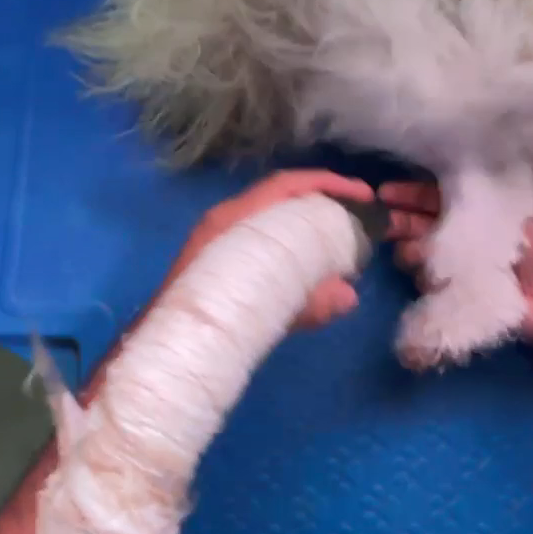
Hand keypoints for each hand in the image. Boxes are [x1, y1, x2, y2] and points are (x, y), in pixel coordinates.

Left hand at [171, 169, 375, 329]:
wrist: (168, 349)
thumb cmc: (215, 326)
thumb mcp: (270, 316)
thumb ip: (311, 303)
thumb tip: (349, 294)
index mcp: (234, 220)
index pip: (286, 185)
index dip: (328, 183)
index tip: (363, 194)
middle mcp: (225, 219)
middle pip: (281, 195)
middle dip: (322, 198)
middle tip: (359, 213)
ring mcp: (218, 237)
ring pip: (272, 215)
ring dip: (307, 218)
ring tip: (342, 233)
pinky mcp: (218, 258)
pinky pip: (263, 234)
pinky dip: (291, 238)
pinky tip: (310, 258)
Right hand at [380, 180, 532, 340]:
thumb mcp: (517, 204)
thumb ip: (484, 185)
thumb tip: (453, 160)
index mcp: (471, 207)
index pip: (431, 194)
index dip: (407, 192)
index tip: (385, 193)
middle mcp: (456, 232)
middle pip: (415, 221)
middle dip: (399, 221)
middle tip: (387, 224)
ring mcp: (451, 263)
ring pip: (414, 251)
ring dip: (412, 250)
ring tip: (418, 253)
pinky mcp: (449, 289)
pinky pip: (424, 280)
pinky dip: (427, 277)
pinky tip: (435, 278)